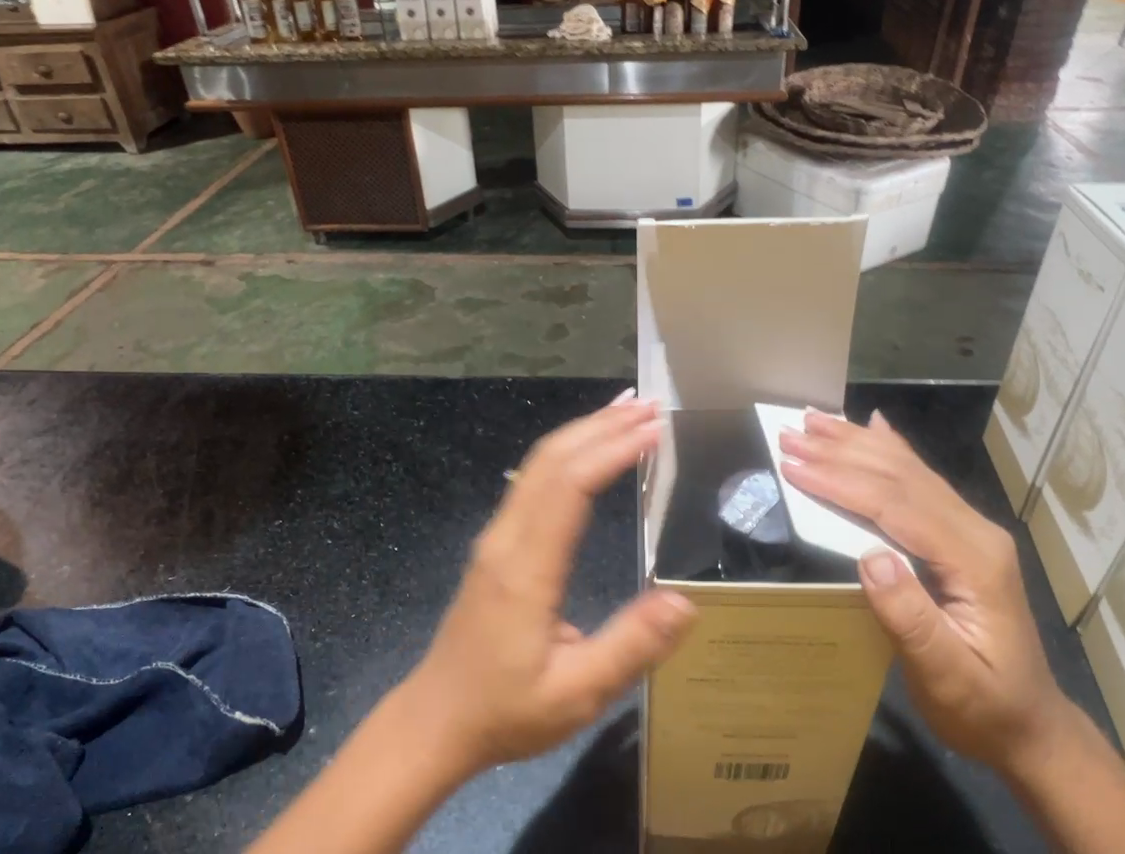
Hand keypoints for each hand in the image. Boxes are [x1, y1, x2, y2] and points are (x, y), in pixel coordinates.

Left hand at [399, 395, 697, 773]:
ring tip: (628, 411)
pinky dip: (567, 453)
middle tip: (652, 405)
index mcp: (526, 568)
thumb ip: (631, 647)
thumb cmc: (507, 711)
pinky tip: (589, 450)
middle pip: (552, 460)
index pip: (569, 486)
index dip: (612, 450)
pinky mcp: (497, 545)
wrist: (437, 720)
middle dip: (602, 425)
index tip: (655, 430)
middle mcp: (507, 539)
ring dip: (584, 432)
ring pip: (538, 465)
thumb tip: (687, 601)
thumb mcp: (577, 693)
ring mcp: (497, 538)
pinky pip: (533, 482)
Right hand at [778, 410, 1076, 773]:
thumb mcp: (946, 676)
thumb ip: (910, 618)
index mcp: (973, 560)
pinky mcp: (963, 537)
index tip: (793, 466)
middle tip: (789, 433)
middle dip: (841, 451)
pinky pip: (921, 482)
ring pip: (909, 471)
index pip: (897, 505)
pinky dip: (891, 450)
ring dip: (857, 444)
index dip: (842, 482)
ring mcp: (972, 531)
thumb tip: (868, 557)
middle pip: (901, 477)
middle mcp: (976, 532)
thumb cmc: (983, 707)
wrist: (1031, 726)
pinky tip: (874, 426)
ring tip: (811, 420)